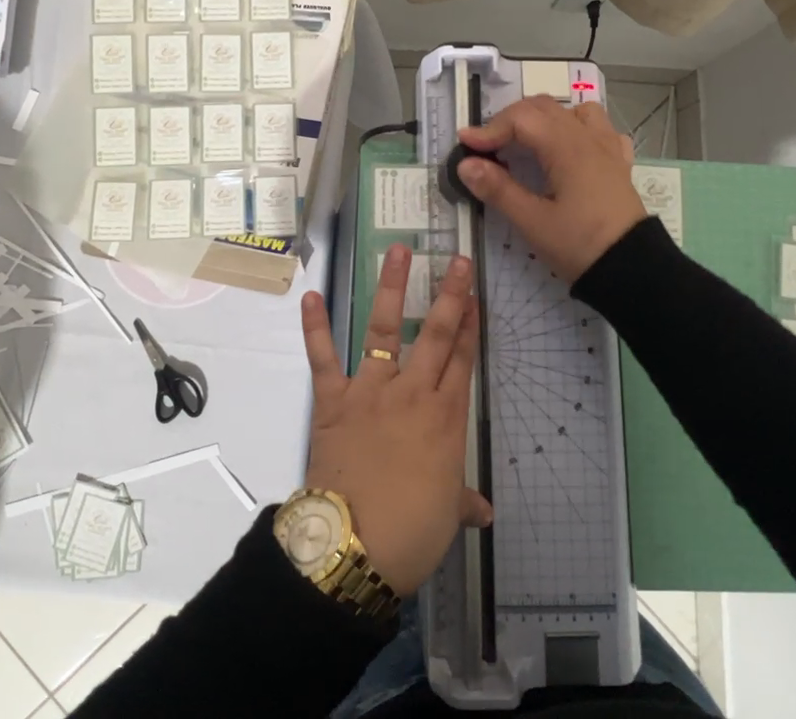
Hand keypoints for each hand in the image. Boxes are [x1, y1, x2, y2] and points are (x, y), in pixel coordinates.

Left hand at [299, 245, 492, 592]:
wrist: (354, 544)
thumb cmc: (412, 531)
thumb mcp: (447, 515)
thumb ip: (462, 502)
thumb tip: (483, 512)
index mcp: (445, 418)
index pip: (462, 359)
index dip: (469, 325)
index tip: (474, 293)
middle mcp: (411, 394)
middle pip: (434, 334)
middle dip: (448, 295)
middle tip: (454, 259)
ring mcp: (369, 392)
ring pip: (383, 330)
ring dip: (390, 289)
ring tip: (396, 252)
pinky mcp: (332, 401)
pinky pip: (323, 358)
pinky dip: (316, 327)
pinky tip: (312, 297)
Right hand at [457, 96, 646, 280]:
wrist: (633, 269)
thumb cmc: (579, 245)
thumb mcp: (532, 222)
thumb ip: (498, 189)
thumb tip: (466, 165)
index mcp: (566, 147)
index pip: (521, 119)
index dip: (488, 129)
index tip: (465, 147)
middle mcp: (589, 138)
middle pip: (544, 108)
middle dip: (510, 121)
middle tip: (487, 147)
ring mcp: (608, 148)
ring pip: (574, 112)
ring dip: (545, 119)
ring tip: (527, 143)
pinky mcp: (619, 164)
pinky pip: (599, 130)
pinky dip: (577, 130)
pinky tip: (568, 150)